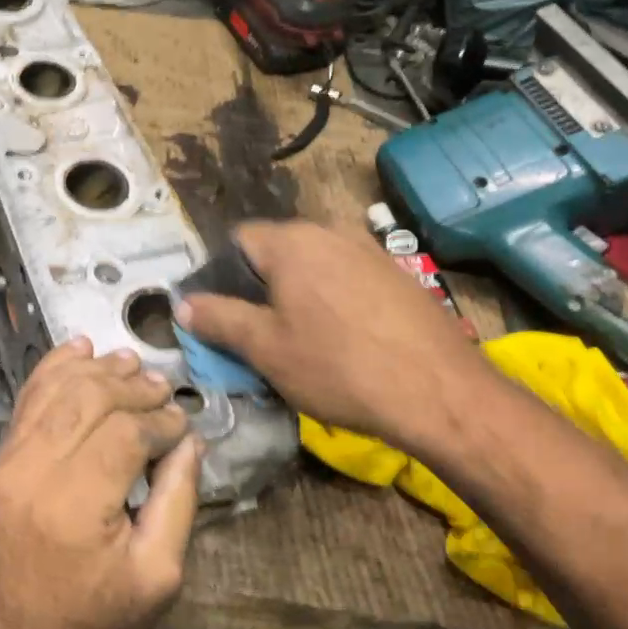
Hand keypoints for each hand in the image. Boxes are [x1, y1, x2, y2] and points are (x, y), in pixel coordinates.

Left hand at [0, 338, 202, 628]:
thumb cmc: (91, 619)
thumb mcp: (155, 577)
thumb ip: (177, 502)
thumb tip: (191, 442)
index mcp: (77, 504)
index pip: (125, 433)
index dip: (160, 421)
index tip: (184, 423)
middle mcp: (36, 469)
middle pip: (88, 399)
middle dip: (131, 386)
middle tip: (162, 386)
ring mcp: (10, 460)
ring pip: (55, 389)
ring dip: (95, 369)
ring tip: (130, 363)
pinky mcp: (0, 459)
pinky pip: (26, 399)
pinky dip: (53, 369)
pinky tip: (78, 349)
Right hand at [176, 220, 493, 449]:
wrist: (444, 396)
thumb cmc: (340, 368)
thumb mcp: (265, 349)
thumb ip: (218, 319)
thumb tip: (183, 303)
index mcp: (291, 241)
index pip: (238, 240)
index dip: (222, 275)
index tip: (224, 314)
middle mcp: (329, 232)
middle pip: (277, 252)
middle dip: (262, 287)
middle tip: (260, 334)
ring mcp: (371, 251)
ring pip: (315, 267)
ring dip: (300, 295)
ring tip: (303, 341)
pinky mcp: (401, 277)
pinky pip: (349, 281)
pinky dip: (336, 303)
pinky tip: (346, 343)